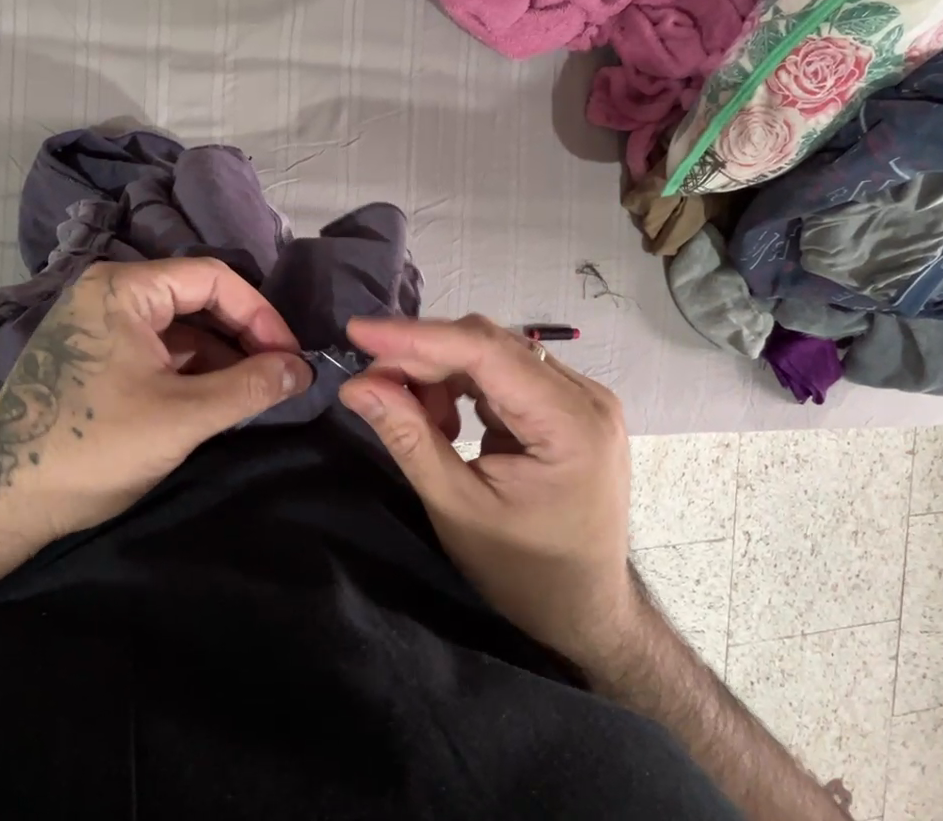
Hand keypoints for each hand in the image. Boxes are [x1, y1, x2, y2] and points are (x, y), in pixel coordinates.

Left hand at [0, 259, 313, 539]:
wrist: (4, 498)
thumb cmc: (94, 446)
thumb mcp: (182, 416)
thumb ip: (250, 387)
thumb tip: (304, 370)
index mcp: (124, 289)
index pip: (212, 279)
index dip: (261, 315)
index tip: (292, 358)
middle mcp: (109, 295)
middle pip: (196, 300)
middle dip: (243, 337)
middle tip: (280, 376)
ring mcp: (99, 328)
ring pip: (179, 329)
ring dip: (221, 358)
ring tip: (257, 394)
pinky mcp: (95, 360)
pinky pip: (158, 352)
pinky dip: (192, 372)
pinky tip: (219, 400)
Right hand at [337, 315, 639, 664]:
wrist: (584, 611)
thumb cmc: (524, 572)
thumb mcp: (456, 507)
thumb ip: (408, 438)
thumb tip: (356, 385)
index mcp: (571, 422)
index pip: (485, 351)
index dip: (417, 337)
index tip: (358, 331)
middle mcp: (585, 396)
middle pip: (489, 345)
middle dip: (422, 356)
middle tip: (368, 380)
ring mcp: (581, 399)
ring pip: (492, 355)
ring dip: (439, 374)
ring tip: (409, 415)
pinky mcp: (567, 409)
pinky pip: (503, 376)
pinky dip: (461, 390)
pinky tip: (442, 423)